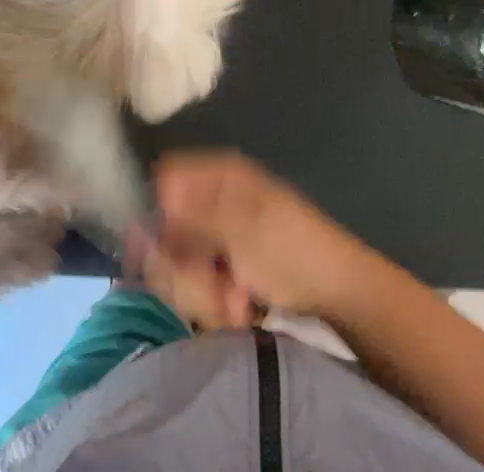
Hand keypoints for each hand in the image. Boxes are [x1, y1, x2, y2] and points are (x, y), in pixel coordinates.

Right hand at [135, 152, 383, 326]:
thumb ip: (187, 220)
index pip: (165, 181)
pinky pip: (201, 279)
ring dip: (204, 287)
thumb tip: (140, 217)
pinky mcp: (228, 265)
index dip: (157, 214)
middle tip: (211, 281)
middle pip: (168, 227)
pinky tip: (242, 307)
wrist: (343, 294)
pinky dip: (218, 297)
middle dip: (185, 263)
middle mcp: (215, 199)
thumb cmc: (294, 251)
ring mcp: (222, 234)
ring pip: (182, 259)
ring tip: (236, 299)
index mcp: (221, 175)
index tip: (162, 247)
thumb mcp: (240, 230)